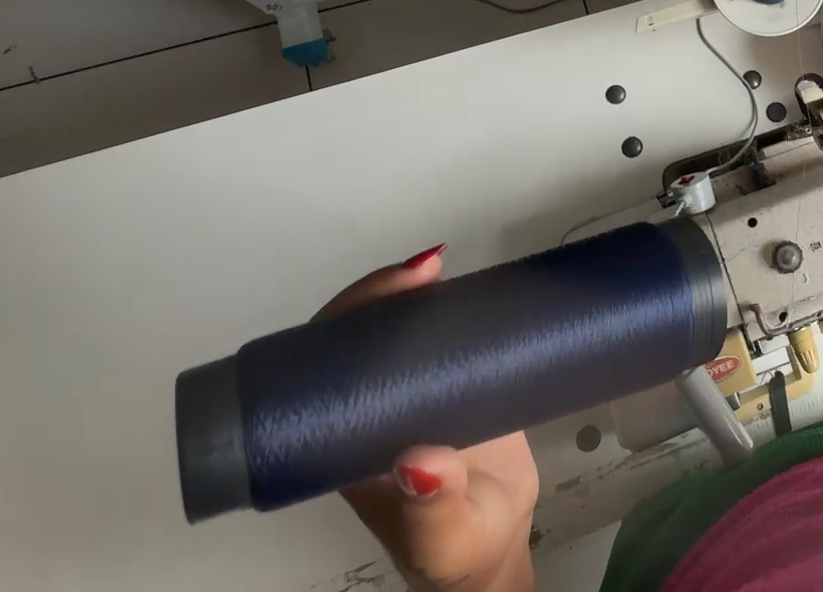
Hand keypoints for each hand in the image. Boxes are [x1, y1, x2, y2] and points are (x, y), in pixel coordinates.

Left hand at [319, 246, 538, 591]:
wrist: (498, 553)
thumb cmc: (457, 555)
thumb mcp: (442, 541)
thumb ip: (430, 510)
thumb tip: (419, 461)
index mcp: (345, 438)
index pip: (324, 365)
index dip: (345, 320)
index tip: (388, 294)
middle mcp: (373, 407)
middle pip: (360, 335)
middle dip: (383, 294)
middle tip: (427, 269)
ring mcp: (417, 392)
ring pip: (403, 329)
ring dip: (421, 293)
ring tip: (446, 267)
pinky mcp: (460, 384)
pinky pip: (448, 337)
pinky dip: (458, 307)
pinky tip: (478, 289)